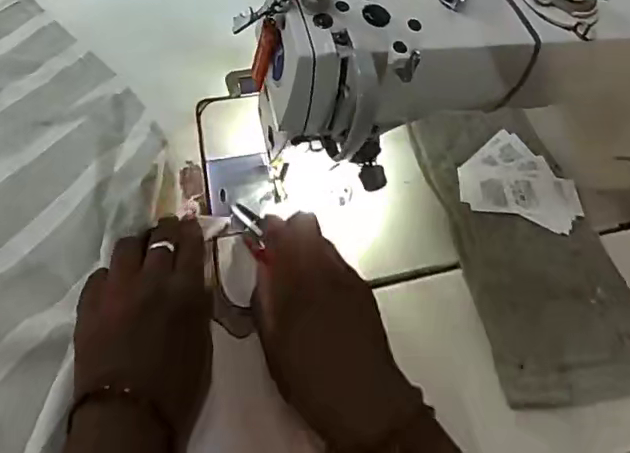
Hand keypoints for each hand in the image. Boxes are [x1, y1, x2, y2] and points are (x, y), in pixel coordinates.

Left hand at [71, 216, 210, 450]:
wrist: (124, 417)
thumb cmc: (175, 391)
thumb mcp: (201, 345)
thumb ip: (198, 305)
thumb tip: (193, 281)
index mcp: (184, 290)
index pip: (189, 243)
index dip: (189, 229)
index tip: (188, 221)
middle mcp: (151, 277)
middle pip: (158, 235)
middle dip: (165, 229)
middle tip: (166, 230)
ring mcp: (116, 285)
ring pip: (126, 245)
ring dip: (137, 247)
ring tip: (138, 255)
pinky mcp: (89, 298)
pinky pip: (102, 273)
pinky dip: (111, 276)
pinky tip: (114, 287)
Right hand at [254, 213, 438, 451]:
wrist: (369, 406)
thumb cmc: (312, 380)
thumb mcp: (273, 344)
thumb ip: (263, 299)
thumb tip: (261, 270)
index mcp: (296, 278)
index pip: (280, 231)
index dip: (268, 227)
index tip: (259, 233)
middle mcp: (324, 267)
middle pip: (306, 224)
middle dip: (289, 230)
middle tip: (278, 249)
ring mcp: (347, 276)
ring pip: (323, 240)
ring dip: (308, 245)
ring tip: (298, 272)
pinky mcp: (364, 290)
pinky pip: (338, 261)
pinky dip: (325, 263)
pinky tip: (320, 289)